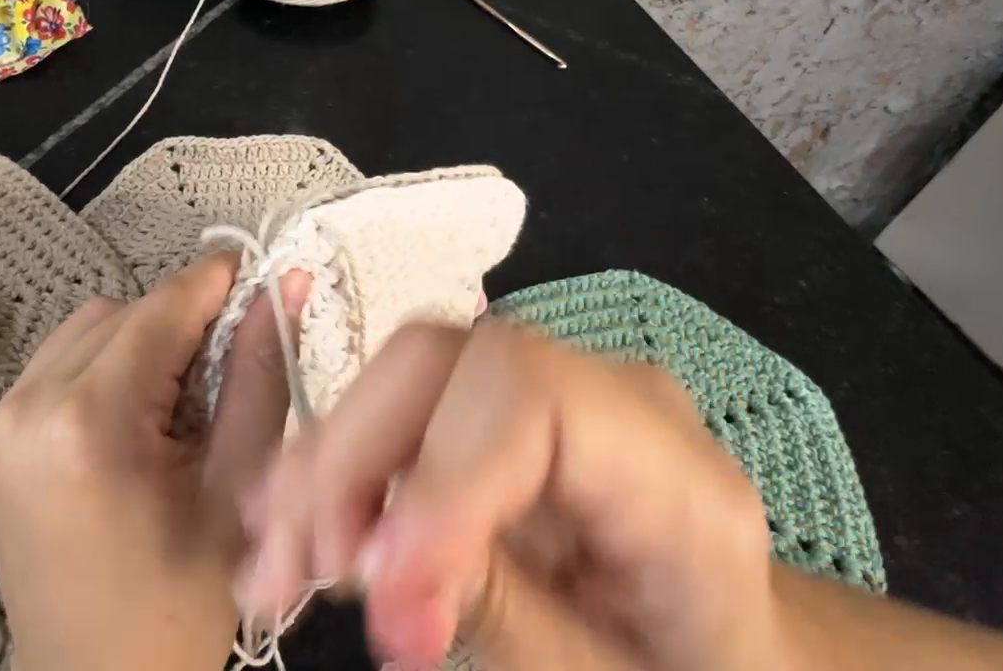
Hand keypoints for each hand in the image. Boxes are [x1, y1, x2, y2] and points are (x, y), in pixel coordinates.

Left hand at [0, 253, 309, 670]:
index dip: (217, 282)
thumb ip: (261, 372)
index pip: (162, 308)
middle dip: (182, 322)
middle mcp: (25, 410)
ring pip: (89, 329)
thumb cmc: (179, 603)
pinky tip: (137, 418)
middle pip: (124, 312)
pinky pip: (60, 363)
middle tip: (227, 369)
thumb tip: (285, 286)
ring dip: (143, 342)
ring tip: (181, 403)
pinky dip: (106, 368)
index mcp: (87, 424)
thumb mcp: (238, 485)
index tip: (261, 276)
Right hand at [237, 321, 780, 669]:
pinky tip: (297, 530)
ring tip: (279, 568)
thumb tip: (379, 575)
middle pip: (444, 361)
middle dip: (351, 460)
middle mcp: (606, 398)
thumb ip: (502, 616)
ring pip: (403, 376)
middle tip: (297, 573)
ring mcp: (547, 389)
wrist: (723, 648)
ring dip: (324, 466)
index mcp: (674, 474)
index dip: (437, 478)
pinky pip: (401, 407)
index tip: (376, 591)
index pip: (531, 398)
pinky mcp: (497, 409)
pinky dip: (335, 468)